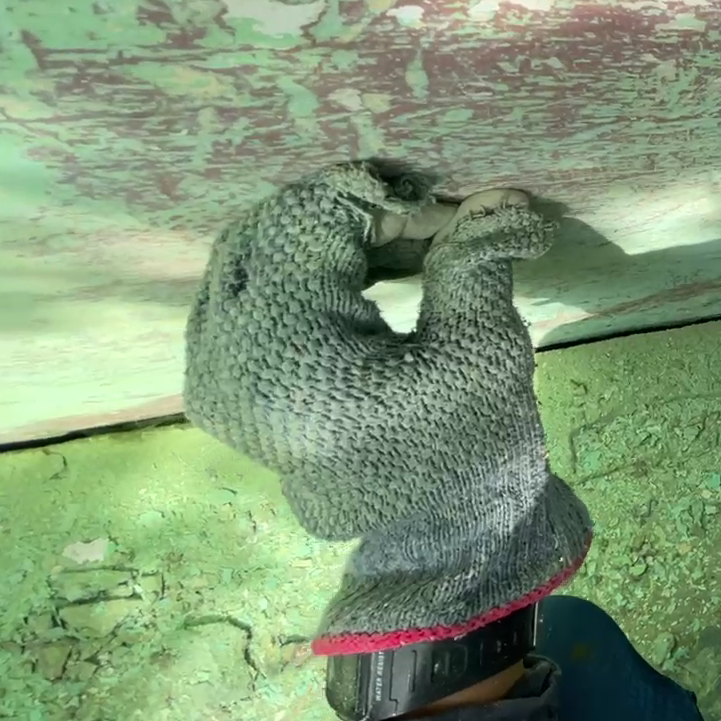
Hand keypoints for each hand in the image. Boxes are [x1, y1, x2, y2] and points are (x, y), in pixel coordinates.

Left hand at [184, 162, 590, 654]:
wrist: (442, 524)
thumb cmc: (471, 438)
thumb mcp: (484, 345)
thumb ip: (478, 258)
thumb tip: (504, 196)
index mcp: (283, 348)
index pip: (312, 222)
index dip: (387, 196)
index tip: (458, 205)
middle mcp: (224, 356)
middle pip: (270, 230)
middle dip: (358, 208)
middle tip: (438, 217)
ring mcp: (216, 372)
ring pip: (258, 255)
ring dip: (339, 234)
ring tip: (417, 242)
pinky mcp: (233, 380)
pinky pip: (256, 291)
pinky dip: (319, 266)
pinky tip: (381, 272)